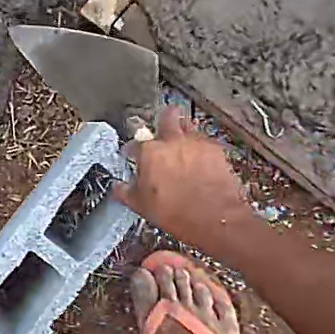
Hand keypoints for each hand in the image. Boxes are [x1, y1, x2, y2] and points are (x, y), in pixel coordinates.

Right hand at [112, 106, 251, 247]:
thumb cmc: (176, 212)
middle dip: (165, 120)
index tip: (133, 156)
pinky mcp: (216, 150)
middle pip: (167, 116)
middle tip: (163, 131)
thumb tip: (119, 188)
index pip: (135, 143)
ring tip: (182, 146)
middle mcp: (172, 141)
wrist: (214, 217)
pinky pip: (205, 142)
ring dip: (184, 132)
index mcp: (150, 152)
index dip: (132, 150)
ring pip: (188, 126)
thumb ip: (126, 191)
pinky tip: (200, 162)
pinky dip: (200, 149)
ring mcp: (196, 143)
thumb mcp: (141, 206)